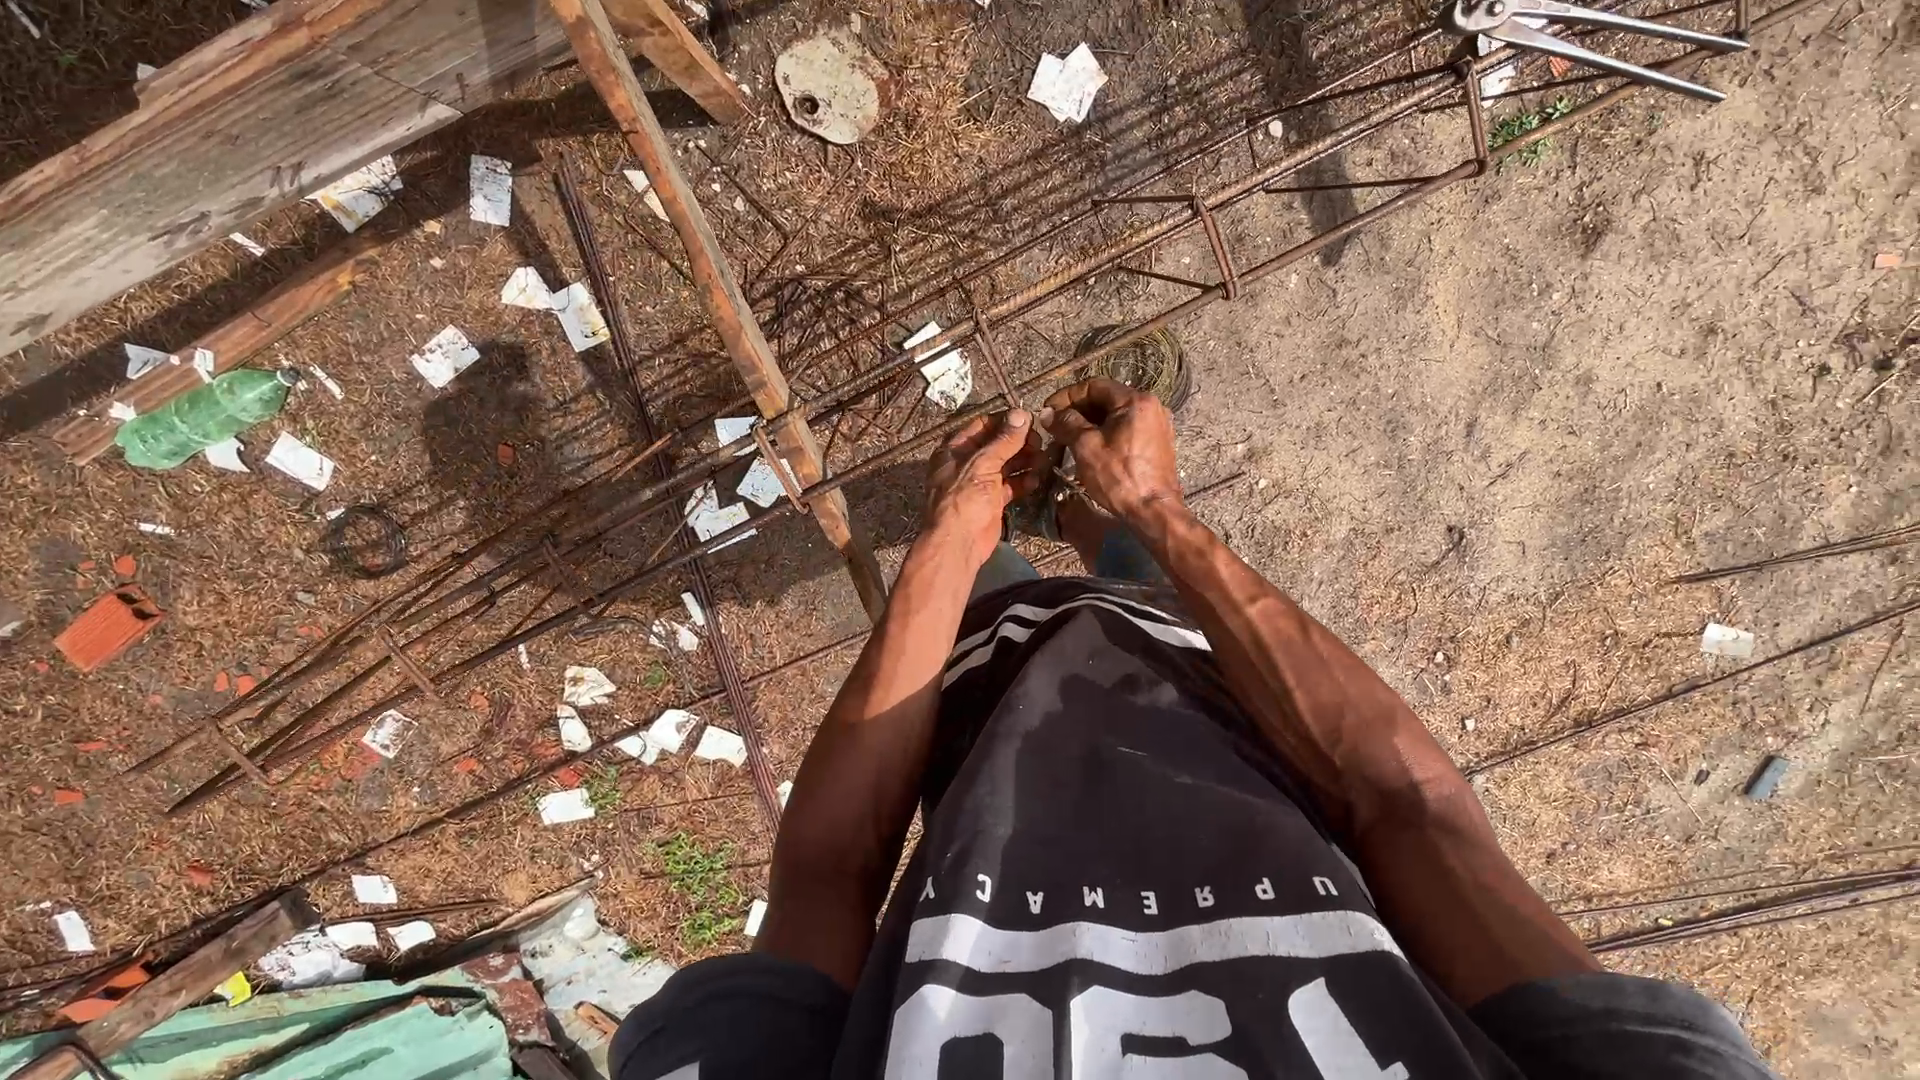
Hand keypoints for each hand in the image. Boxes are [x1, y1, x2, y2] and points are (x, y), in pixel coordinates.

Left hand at [923, 409, 1041, 567]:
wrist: (958, 543)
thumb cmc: (963, 501)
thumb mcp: (982, 465)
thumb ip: (1004, 441)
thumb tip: (1021, 414)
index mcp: (955, 449)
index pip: (983, 426)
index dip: (1006, 423)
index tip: (1029, 422)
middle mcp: (966, 464)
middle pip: (997, 445)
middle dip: (1019, 443)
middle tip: (1039, 444)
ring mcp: (979, 483)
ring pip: (1006, 465)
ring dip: (1024, 461)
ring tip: (1042, 460)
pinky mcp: (992, 501)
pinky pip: (1010, 485)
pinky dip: (1023, 482)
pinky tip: (1036, 480)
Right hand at [1039, 378, 1183, 523]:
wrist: (1154, 511)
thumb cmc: (1120, 478)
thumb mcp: (1086, 447)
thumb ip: (1066, 424)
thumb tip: (1048, 413)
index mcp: (1135, 401)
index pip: (1094, 386)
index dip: (1066, 396)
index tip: (1048, 410)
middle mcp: (1150, 406)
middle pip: (1106, 399)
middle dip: (1077, 410)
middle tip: (1055, 426)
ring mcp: (1156, 425)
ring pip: (1115, 415)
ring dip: (1089, 423)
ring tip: (1067, 438)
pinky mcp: (1157, 443)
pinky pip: (1126, 429)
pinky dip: (1105, 433)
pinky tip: (1089, 448)